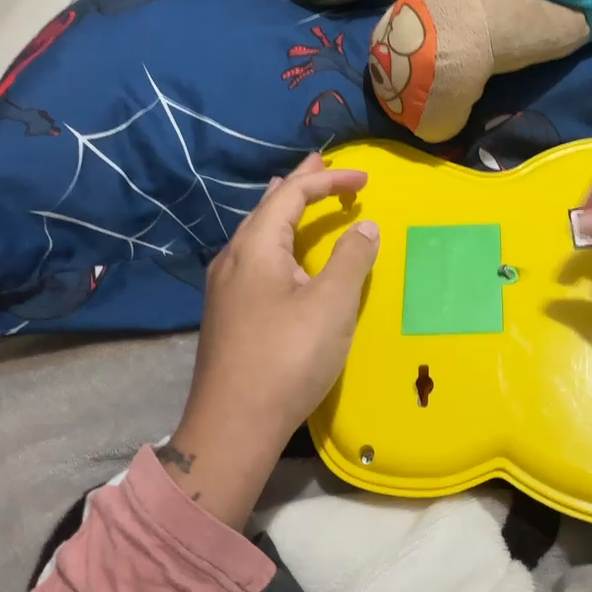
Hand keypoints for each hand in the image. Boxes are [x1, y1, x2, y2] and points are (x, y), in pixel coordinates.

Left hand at [162, 154, 379, 526]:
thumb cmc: (287, 358)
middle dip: (299, 185)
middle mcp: (233, 258)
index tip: (365, 178)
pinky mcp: (228, 312)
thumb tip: (365, 226)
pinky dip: (277, 237)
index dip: (328, 179)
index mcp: (256, 247)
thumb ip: (351, 258)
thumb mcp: (332, 304)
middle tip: (322, 164)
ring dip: (285, 210)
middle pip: (268, 207)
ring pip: (257, 232)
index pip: (292, 195)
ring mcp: (225, 287)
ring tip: (298, 195)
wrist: (233, 427)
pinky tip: (282, 252)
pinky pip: (255, 255)